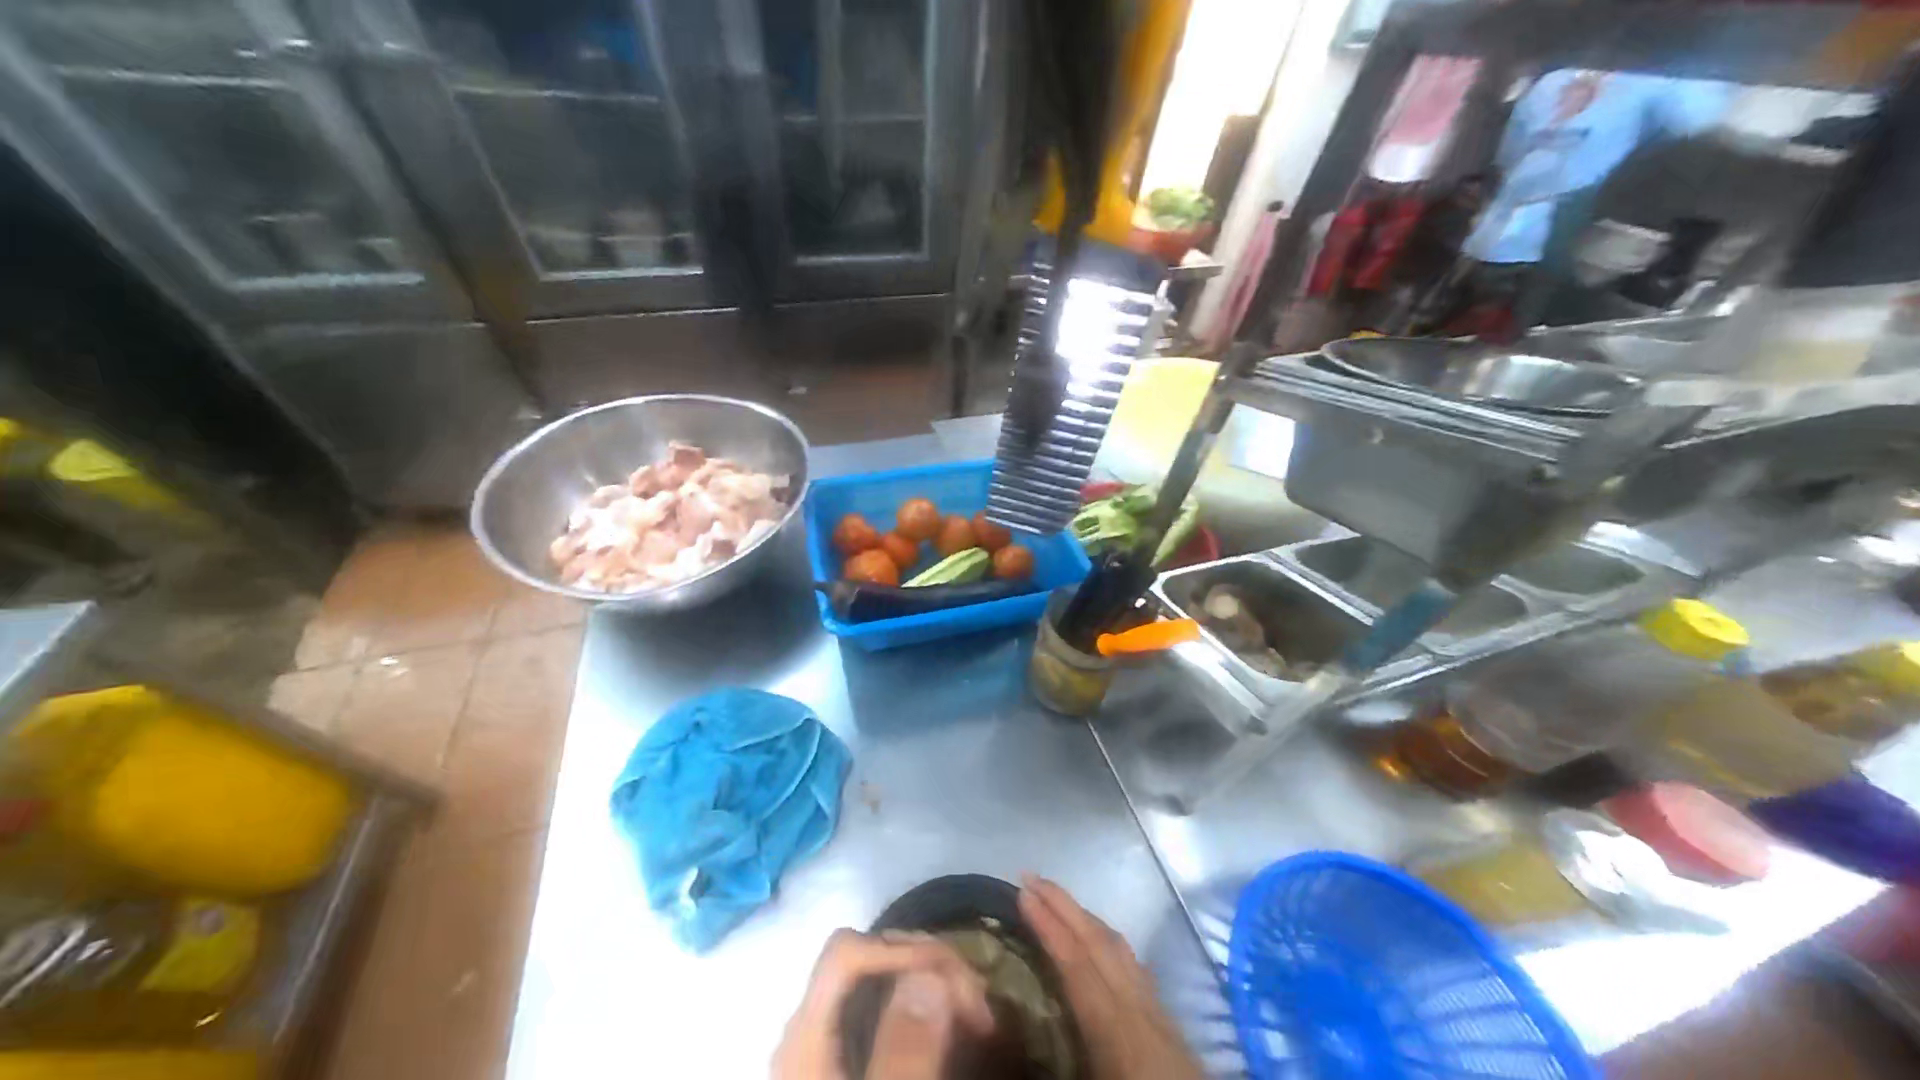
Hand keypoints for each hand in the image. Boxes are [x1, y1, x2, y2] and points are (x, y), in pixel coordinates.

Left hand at [773, 929, 995, 1079]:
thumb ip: (904, 1055)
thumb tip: (931, 975)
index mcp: (806, 1039)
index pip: (846, 953)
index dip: (905, 951)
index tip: (964, 990)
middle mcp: (809, 1031)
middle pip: (862, 957)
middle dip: (927, 964)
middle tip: (980, 1010)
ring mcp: (825, 1049)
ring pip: (876, 979)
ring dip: (930, 982)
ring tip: (977, 1020)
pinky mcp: (845, 1066)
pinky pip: (882, 1010)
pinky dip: (922, 1009)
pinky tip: (953, 1035)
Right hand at [1019, 876, 1203, 1079]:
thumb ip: (1047, 1062)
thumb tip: (1004, 1041)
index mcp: (1117, 1033)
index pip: (1077, 963)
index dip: (1049, 924)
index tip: (1021, 892)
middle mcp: (1140, 1011)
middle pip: (1100, 944)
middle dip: (1064, 905)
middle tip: (1029, 877)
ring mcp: (1159, 1014)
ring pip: (1120, 949)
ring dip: (1085, 917)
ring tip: (1055, 901)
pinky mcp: (1170, 1025)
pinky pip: (1133, 964)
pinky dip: (1106, 940)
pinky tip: (1097, 944)